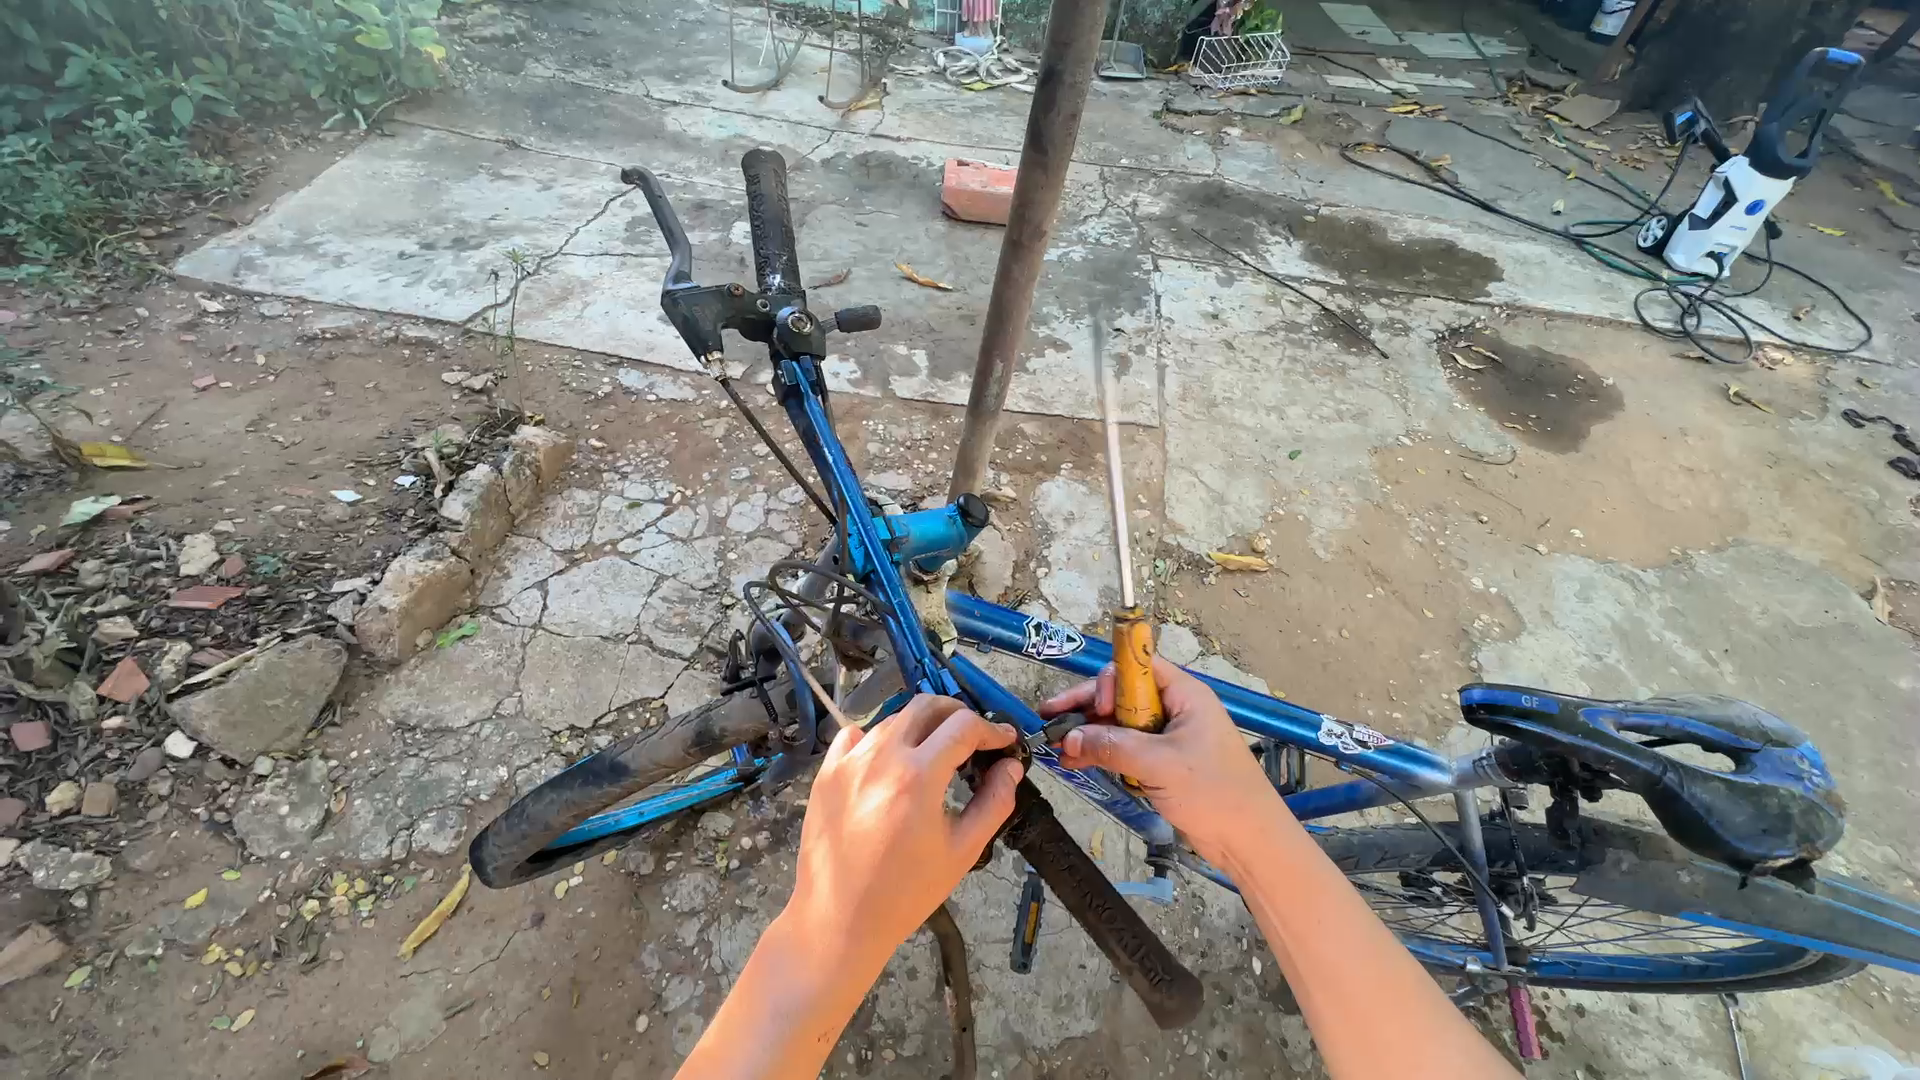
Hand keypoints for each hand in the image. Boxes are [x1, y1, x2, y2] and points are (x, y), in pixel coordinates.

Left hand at [784, 696, 1023, 968]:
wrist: (838, 921)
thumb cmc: (906, 893)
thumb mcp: (962, 851)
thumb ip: (994, 803)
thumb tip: (1010, 767)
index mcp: (918, 776)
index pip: (964, 726)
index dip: (991, 729)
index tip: (1004, 740)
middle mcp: (881, 756)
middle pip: (926, 706)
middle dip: (958, 713)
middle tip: (974, 736)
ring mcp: (849, 760)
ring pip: (893, 719)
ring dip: (921, 727)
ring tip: (935, 754)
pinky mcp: (827, 771)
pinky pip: (856, 735)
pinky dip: (880, 738)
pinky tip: (891, 762)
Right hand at [1040, 657, 1287, 869]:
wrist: (1251, 842)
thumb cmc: (1215, 792)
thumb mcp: (1159, 765)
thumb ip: (1111, 747)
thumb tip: (1066, 739)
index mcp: (1183, 694)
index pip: (1137, 667)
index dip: (1110, 680)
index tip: (1092, 706)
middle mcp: (1173, 708)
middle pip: (1121, 694)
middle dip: (1087, 707)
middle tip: (1051, 719)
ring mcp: (1167, 737)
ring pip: (1118, 723)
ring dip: (1088, 733)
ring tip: (1054, 745)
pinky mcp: (1162, 763)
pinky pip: (1124, 748)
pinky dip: (1100, 753)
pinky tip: (1073, 762)